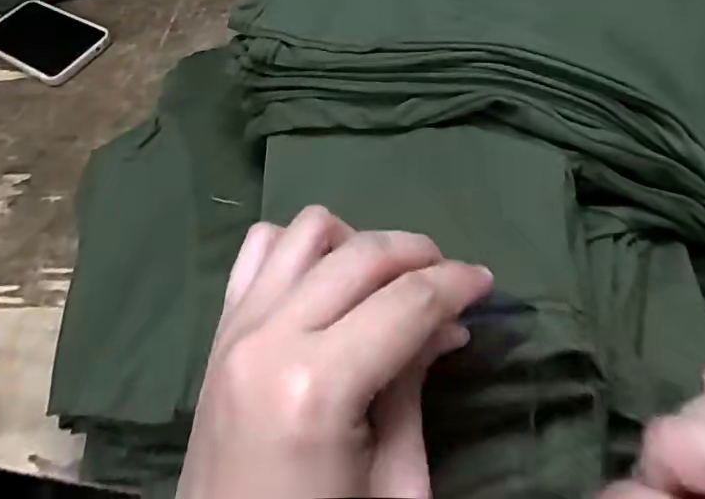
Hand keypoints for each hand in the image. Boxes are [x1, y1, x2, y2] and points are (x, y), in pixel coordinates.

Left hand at [177, 206, 493, 498]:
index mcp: (316, 387)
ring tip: (386, 278)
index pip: (403, 304)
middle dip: (415, 253)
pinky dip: (299, 247)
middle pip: (358, 254)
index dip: (454, 284)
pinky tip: (325, 278)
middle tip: (450, 276)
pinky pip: (259, 248)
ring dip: (355, 240)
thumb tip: (446, 323)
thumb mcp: (392, 485)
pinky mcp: (219, 327)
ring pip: (305, 231)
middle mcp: (269, 336)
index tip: (485, 279)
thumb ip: (412, 388)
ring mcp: (236, 325)